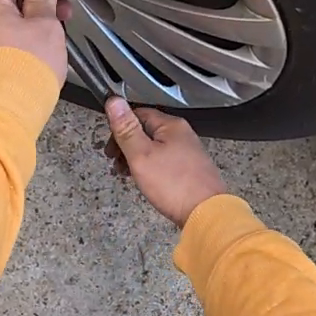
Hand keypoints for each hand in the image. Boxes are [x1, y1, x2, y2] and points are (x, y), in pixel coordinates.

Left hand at [0, 0, 73, 84]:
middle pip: (7, 1)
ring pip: (4, 24)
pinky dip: (18, 43)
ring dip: (28, 25)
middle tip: (59, 12)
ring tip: (51, 37)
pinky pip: (0, 44)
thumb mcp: (45, 24)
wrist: (7, 109)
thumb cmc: (23, 69)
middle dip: (35, 5)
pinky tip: (36, 54)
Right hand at [104, 97, 228, 226]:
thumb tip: (114, 101)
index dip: (120, 129)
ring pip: (154, 148)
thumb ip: (126, 129)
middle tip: (116, 162)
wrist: (205, 214)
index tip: (111, 146)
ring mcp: (187, 153)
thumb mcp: (141, 155)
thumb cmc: (175, 185)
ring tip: (127, 174)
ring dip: (137, 159)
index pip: (138, 114)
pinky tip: (146, 182)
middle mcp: (182, 135)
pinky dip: (151, 169)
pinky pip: (164, 163)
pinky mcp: (189, 170)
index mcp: (171, 126)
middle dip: (127, 146)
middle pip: (146, 131)